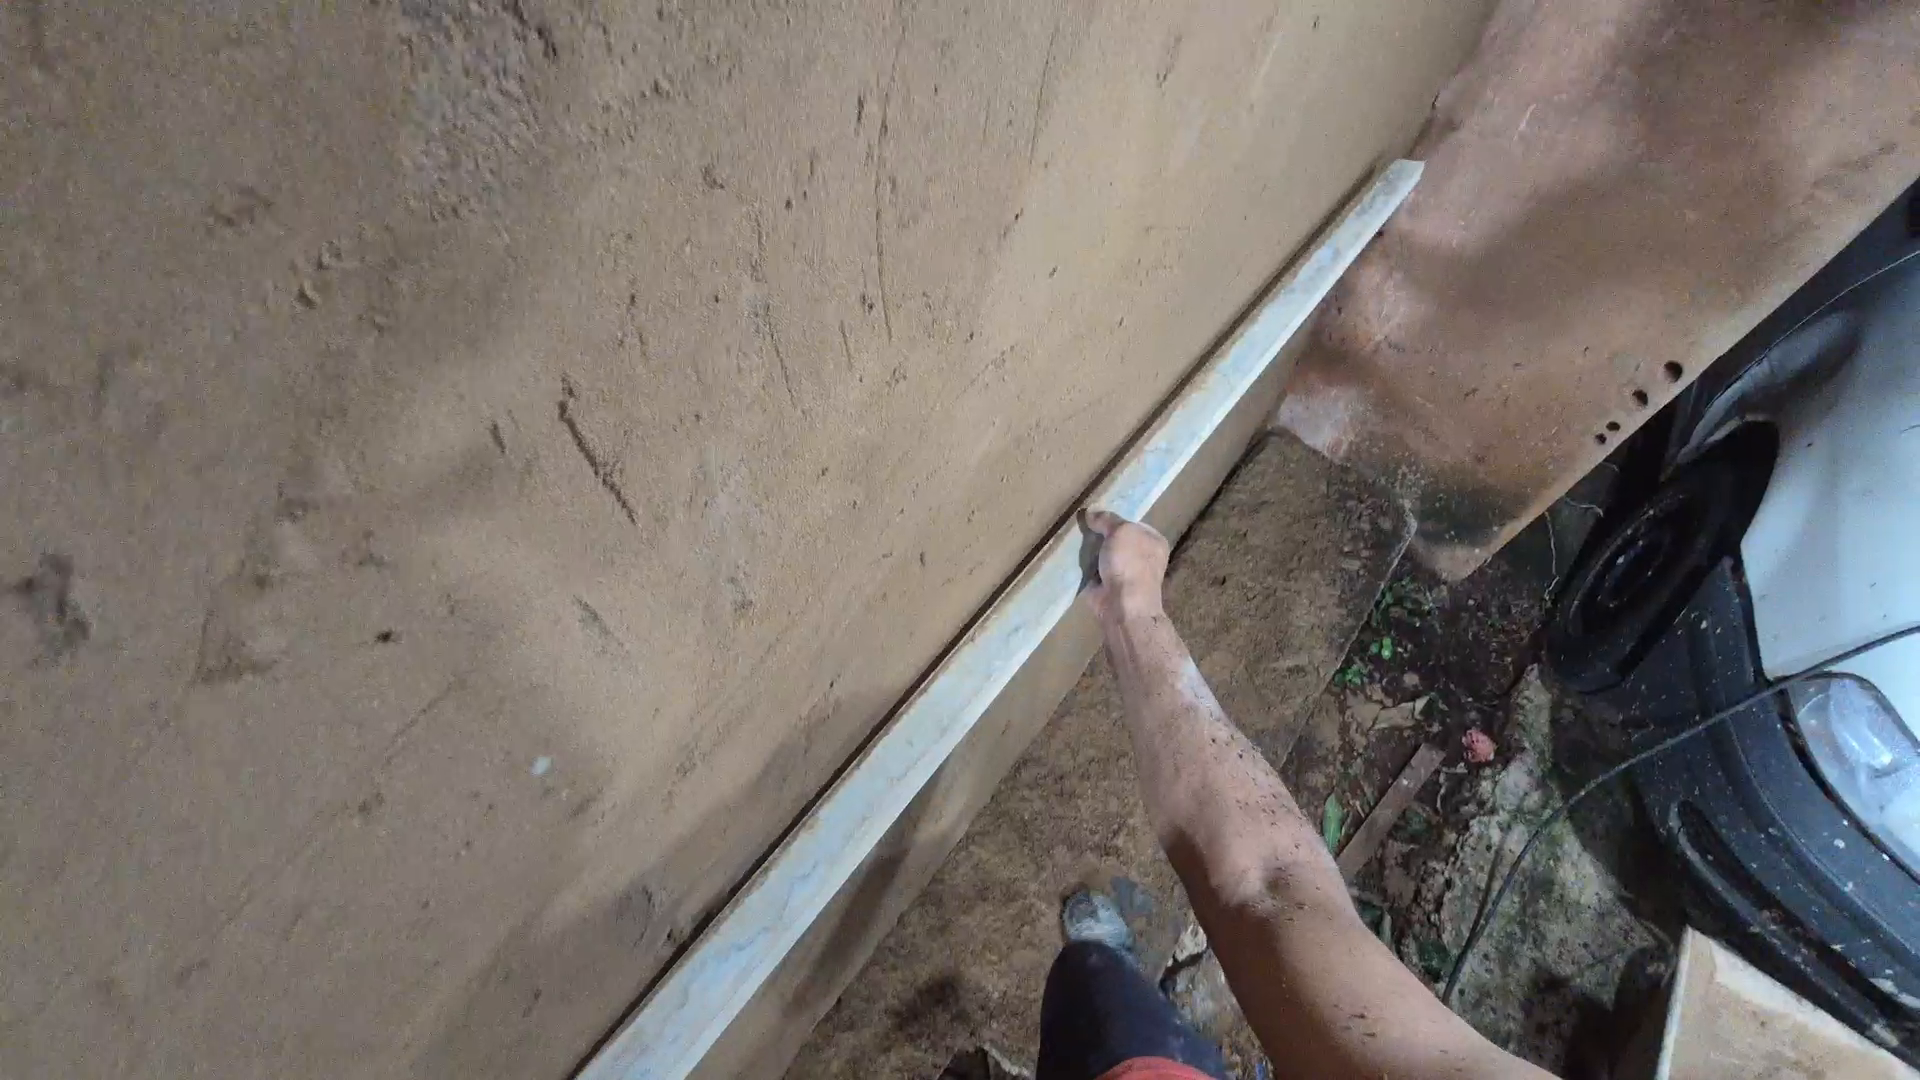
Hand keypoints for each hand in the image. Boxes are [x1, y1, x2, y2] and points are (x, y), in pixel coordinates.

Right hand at [1082, 509, 1169, 625]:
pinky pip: (1092, 569)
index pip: (1133, 524)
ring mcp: (1125, 573)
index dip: (1115, 519)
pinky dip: (1083, 565)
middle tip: (1081, 525)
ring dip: (1089, 550)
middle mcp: (1142, 557)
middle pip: (1116, 539)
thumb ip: (1106, 519)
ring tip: (1072, 538)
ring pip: (1103, 554)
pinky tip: (1070, 556)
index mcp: (1153, 542)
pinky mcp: (1107, 586)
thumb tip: (1091, 511)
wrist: (1122, 605)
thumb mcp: (1120, 531)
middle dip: (1099, 534)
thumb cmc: (1129, 563)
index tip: (1095, 515)